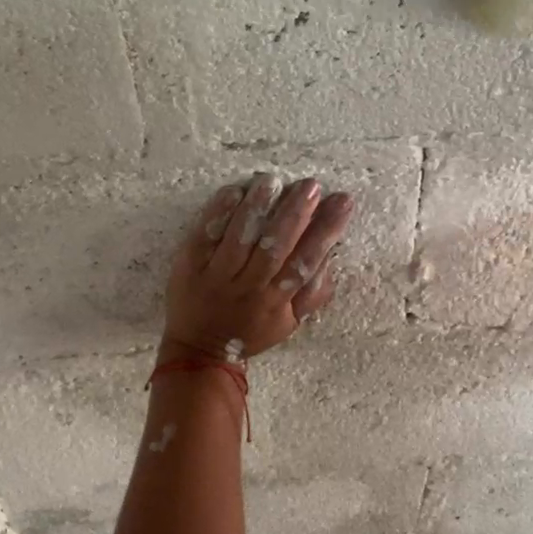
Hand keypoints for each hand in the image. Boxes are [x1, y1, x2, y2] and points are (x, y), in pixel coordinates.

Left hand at [160, 173, 354, 364]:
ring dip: (258, 207)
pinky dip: (220, 213)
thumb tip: (332, 256)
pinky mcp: (190, 264)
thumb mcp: (289, 323)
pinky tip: (234, 191)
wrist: (198, 351)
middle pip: (276, 246)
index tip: (342, 201)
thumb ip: (313, 293)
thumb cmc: (249, 331)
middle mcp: (249, 286)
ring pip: (242, 238)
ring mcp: (218, 275)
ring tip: (273, 181)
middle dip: (296, 213)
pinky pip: (206, 235)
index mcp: (277, 300)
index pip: (307, 260)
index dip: (326, 230)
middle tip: (311, 185)